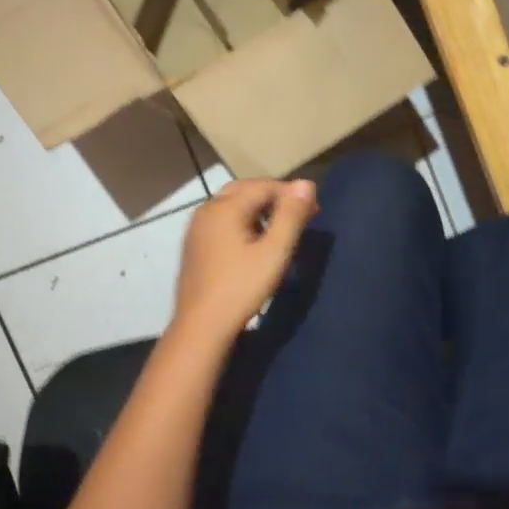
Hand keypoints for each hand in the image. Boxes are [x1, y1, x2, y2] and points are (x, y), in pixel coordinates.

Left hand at [173, 178, 316, 336]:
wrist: (202, 325)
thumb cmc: (242, 288)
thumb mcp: (274, 252)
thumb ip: (291, 216)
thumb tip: (307, 183)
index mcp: (225, 207)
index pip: (264, 185)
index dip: (291, 194)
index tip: (314, 212)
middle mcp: (207, 210)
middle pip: (246, 190)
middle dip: (274, 197)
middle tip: (298, 216)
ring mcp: (197, 227)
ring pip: (232, 204)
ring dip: (258, 209)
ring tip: (279, 228)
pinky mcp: (194, 244)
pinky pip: (222, 220)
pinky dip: (242, 220)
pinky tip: (253, 242)